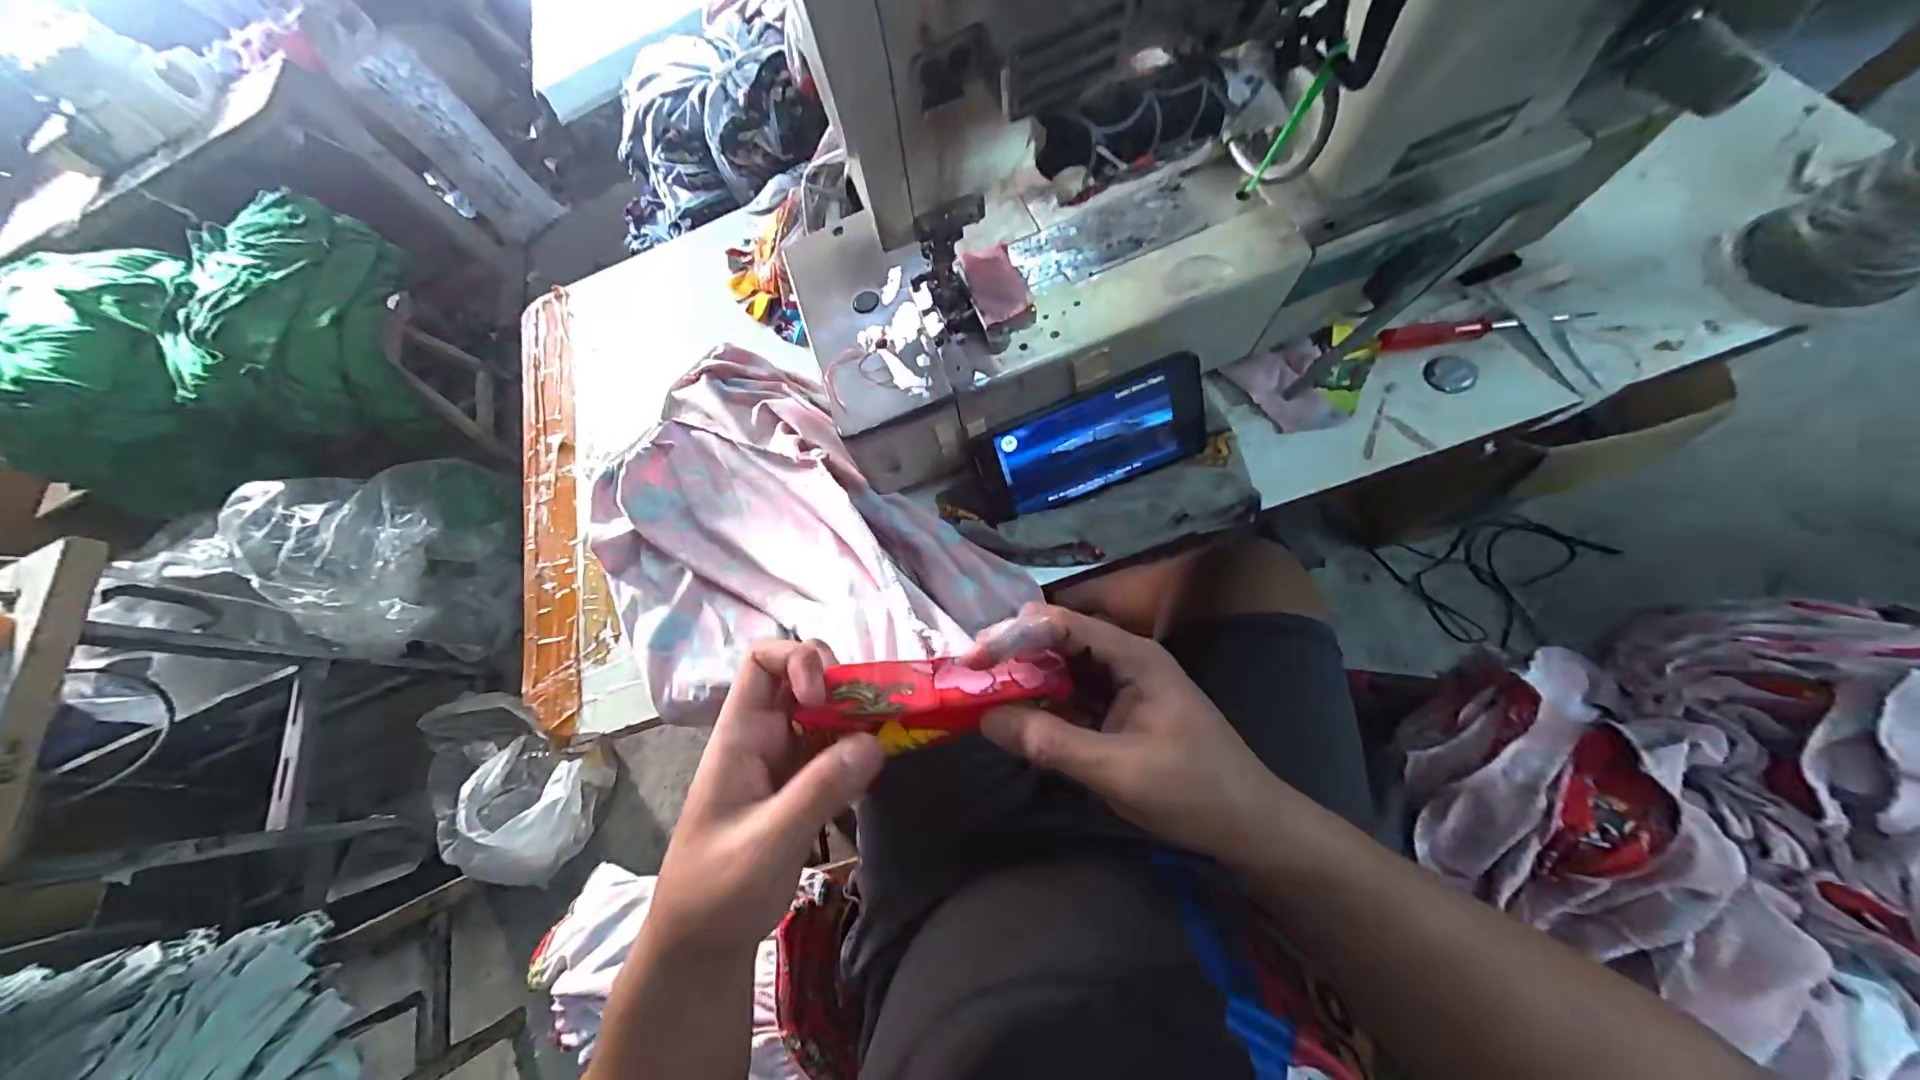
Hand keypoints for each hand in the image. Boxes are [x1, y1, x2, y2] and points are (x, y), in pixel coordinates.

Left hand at [645, 641, 883, 955]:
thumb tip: (873, 741)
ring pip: (825, 711)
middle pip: (803, 677)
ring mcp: (784, 758)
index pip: (761, 661)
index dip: (797, 661)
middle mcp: (764, 735)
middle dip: (842, 685)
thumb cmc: (717, 891)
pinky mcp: (801, 783)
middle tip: (875, 716)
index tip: (824, 697)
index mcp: (740, 735)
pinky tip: (877, 764)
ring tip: (888, 735)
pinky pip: (835, 745)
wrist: (701, 943)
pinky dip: (859, 745)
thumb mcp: (767, 843)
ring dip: (857, 715)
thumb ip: (818, 791)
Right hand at [963, 602, 1280, 859]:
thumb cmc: (1191, 790)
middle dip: (1013, 658)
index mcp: (1133, 656)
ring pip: (1063, 672)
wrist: (1249, 825)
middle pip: (1058, 643)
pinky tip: (1016, 718)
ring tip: (980, 695)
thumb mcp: (1116, 770)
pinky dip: (1044, 706)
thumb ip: (1050, 742)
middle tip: (967, 679)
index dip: (1012, 636)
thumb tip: (985, 718)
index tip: (971, 660)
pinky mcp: (1120, 711)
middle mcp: (1125, 659)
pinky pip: (1073, 699)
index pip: (1061, 625)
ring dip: (1025, 683)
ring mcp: (1123, 685)